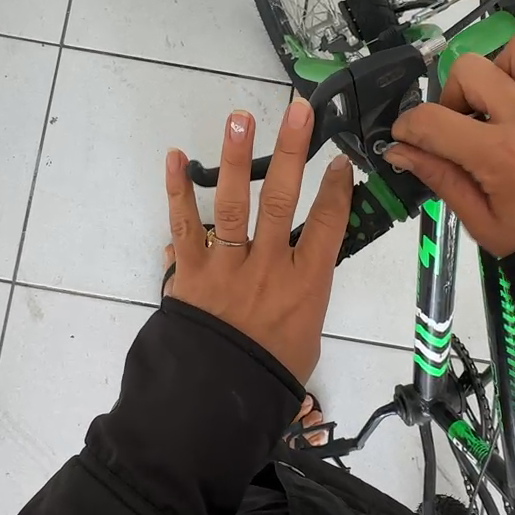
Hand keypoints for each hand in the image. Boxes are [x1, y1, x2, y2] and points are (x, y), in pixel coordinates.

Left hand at [163, 99, 352, 383]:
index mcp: (304, 285)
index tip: (340, 159)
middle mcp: (267, 267)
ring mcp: (225, 266)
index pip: (328, 225)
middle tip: (297, 111)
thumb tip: (297, 266)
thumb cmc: (269, 375)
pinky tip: (174, 157)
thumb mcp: (305, 336)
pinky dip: (177, 192)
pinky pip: (183, 226)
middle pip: (282, 200)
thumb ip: (303, 294)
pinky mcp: (189, 271)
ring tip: (240, 118)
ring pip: (234, 204)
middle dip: (291, 152)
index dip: (337, 188)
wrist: (215, 403)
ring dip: (236, 158)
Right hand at [382, 33, 514, 255]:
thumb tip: (397, 149)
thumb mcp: (477, 218)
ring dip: (504, 71)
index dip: (408, 127)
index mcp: (502, 154)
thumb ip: (437, 176)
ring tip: (504, 102)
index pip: (432, 120)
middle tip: (462, 127)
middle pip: (470, 70)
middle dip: (453, 96)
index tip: (408, 137)